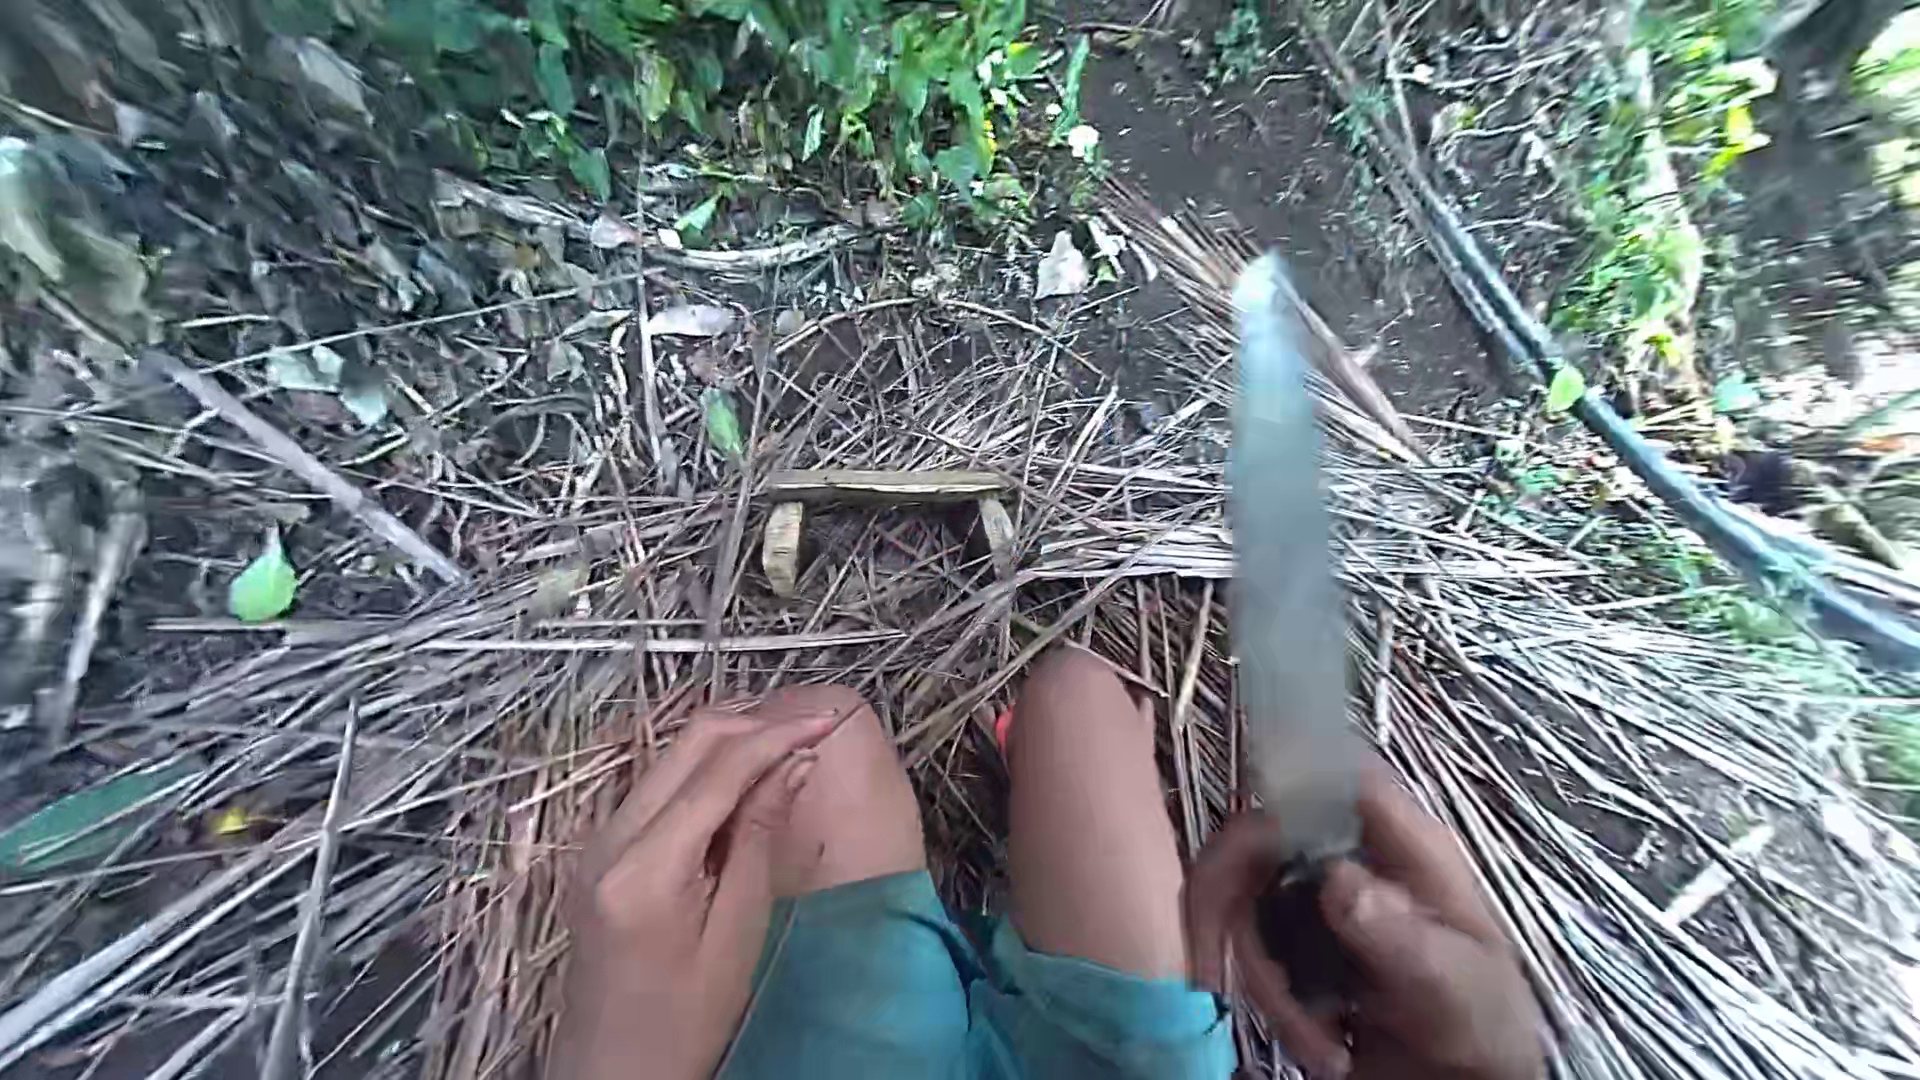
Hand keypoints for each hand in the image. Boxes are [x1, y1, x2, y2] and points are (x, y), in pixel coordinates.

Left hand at [552, 698, 846, 1079]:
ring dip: (735, 741)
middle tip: (809, 734)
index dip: (778, 734)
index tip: (827, 722)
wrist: (610, 1078)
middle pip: (691, 741)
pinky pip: (665, 779)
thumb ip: (762, 831)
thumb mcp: (738, 926)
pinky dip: (712, 766)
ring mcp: (601, 836)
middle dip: (756, 725)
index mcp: (643, 867)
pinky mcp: (606, 843)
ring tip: (787, 750)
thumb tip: (799, 759)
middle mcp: (610, 835)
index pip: (719, 768)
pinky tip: (747, 780)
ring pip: (676, 752)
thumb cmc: (688, 1018)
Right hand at [1185, 770, 1543, 1079]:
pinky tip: (1306, 1036)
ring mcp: (1305, 879)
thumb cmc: (1480, 1031)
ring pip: (1233, 884)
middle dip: (1233, 902)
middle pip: (1256, 830)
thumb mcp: (1462, 997)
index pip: (1334, 774)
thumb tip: (1336, 880)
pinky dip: (1255, 982)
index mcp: (1396, 841)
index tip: (1253, 834)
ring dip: (1255, 966)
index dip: (1284, 775)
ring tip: (1312, 1041)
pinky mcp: (1280, 916)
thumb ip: (1408, 944)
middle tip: (1218, 967)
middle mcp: (1339, 846)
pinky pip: (1234, 925)